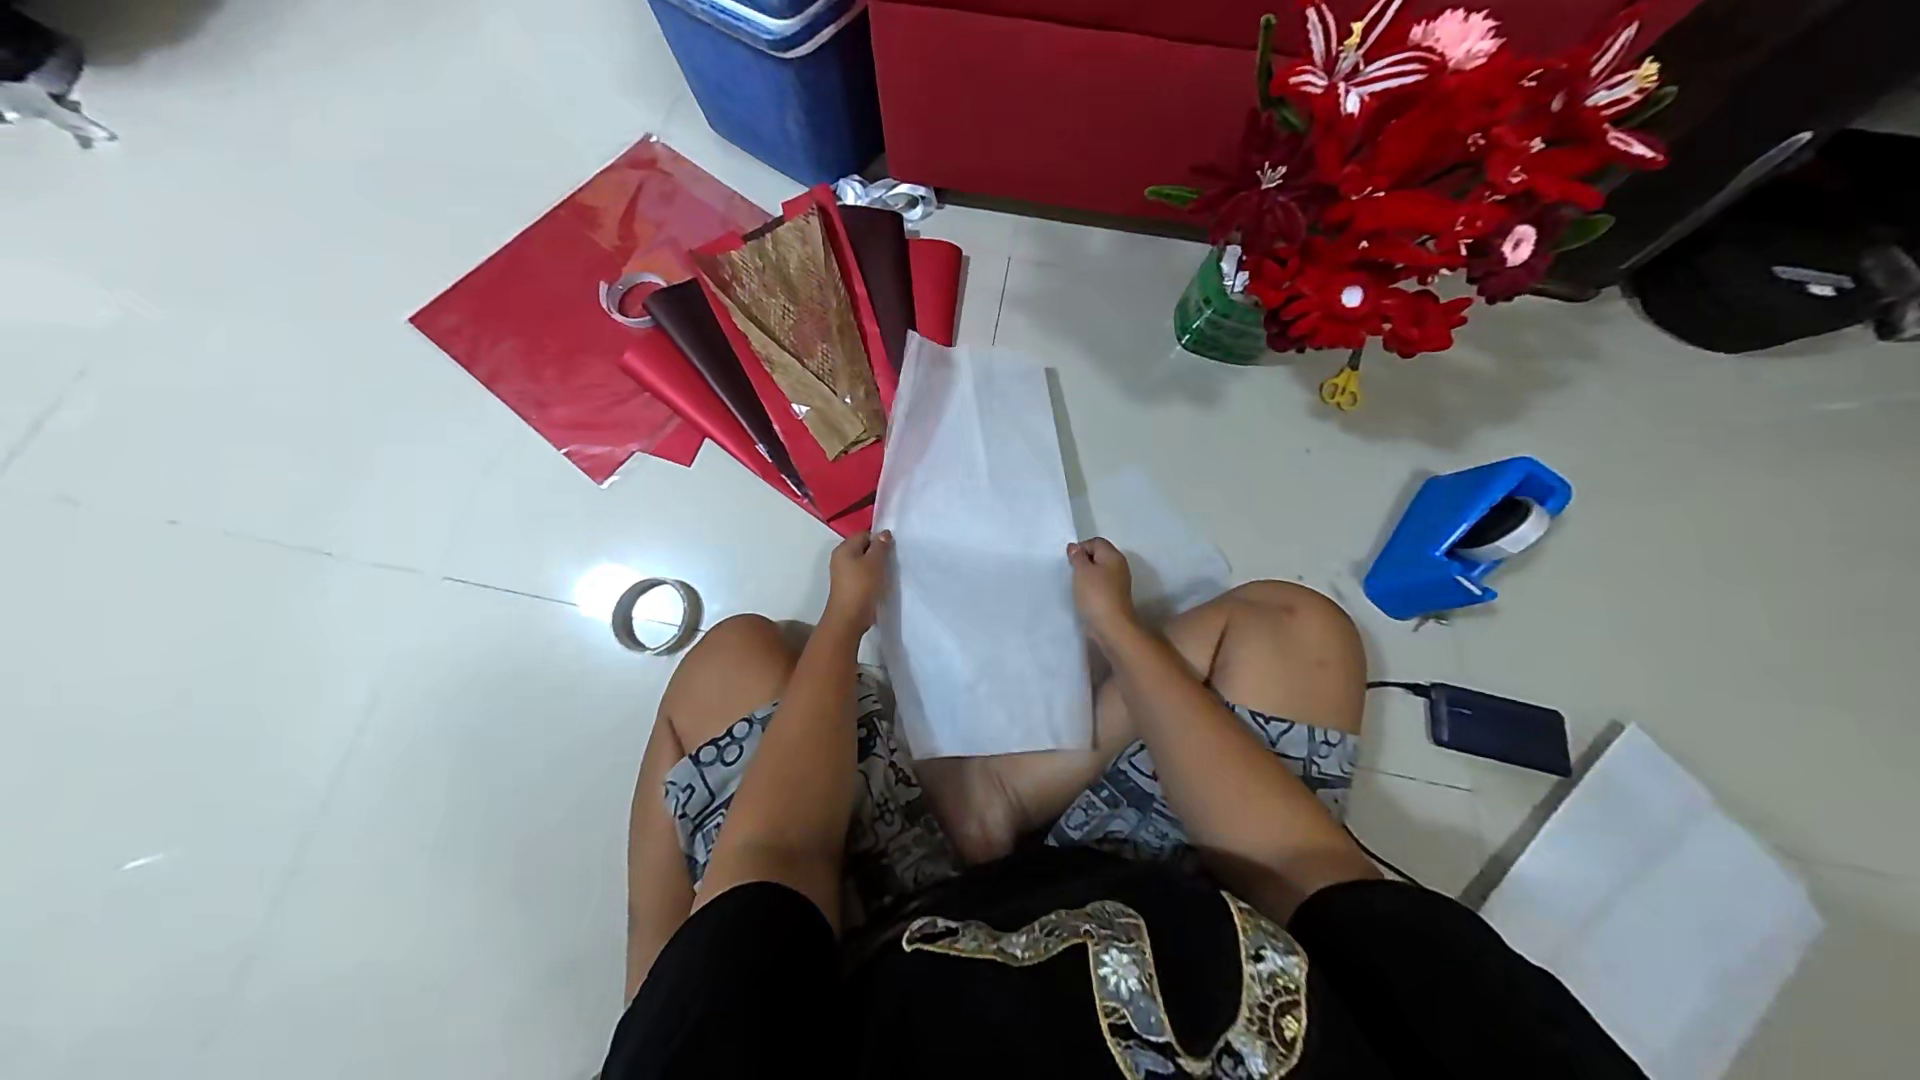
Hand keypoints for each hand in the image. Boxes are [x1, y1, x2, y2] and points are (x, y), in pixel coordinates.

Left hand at [823, 529, 892, 631]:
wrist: (849, 617)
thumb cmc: (862, 585)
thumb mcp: (875, 562)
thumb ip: (881, 545)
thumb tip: (884, 533)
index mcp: (844, 548)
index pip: (865, 534)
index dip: (879, 540)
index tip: (890, 551)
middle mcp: (840, 558)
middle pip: (864, 548)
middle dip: (878, 554)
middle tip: (890, 562)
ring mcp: (843, 573)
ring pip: (864, 563)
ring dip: (876, 567)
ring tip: (886, 574)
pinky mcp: (848, 586)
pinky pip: (862, 575)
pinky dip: (871, 577)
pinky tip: (879, 584)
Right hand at [1067, 537, 1137, 643]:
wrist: (1111, 626)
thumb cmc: (1096, 594)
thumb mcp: (1082, 571)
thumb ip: (1077, 557)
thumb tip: (1074, 547)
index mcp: (1113, 556)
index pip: (1096, 542)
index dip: (1081, 547)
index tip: (1071, 561)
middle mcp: (1118, 566)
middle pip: (1098, 555)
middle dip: (1082, 561)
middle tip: (1072, 572)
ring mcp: (1117, 583)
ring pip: (1098, 571)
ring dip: (1085, 575)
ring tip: (1075, 584)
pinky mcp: (1113, 596)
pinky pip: (1099, 585)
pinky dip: (1090, 587)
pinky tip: (1082, 595)